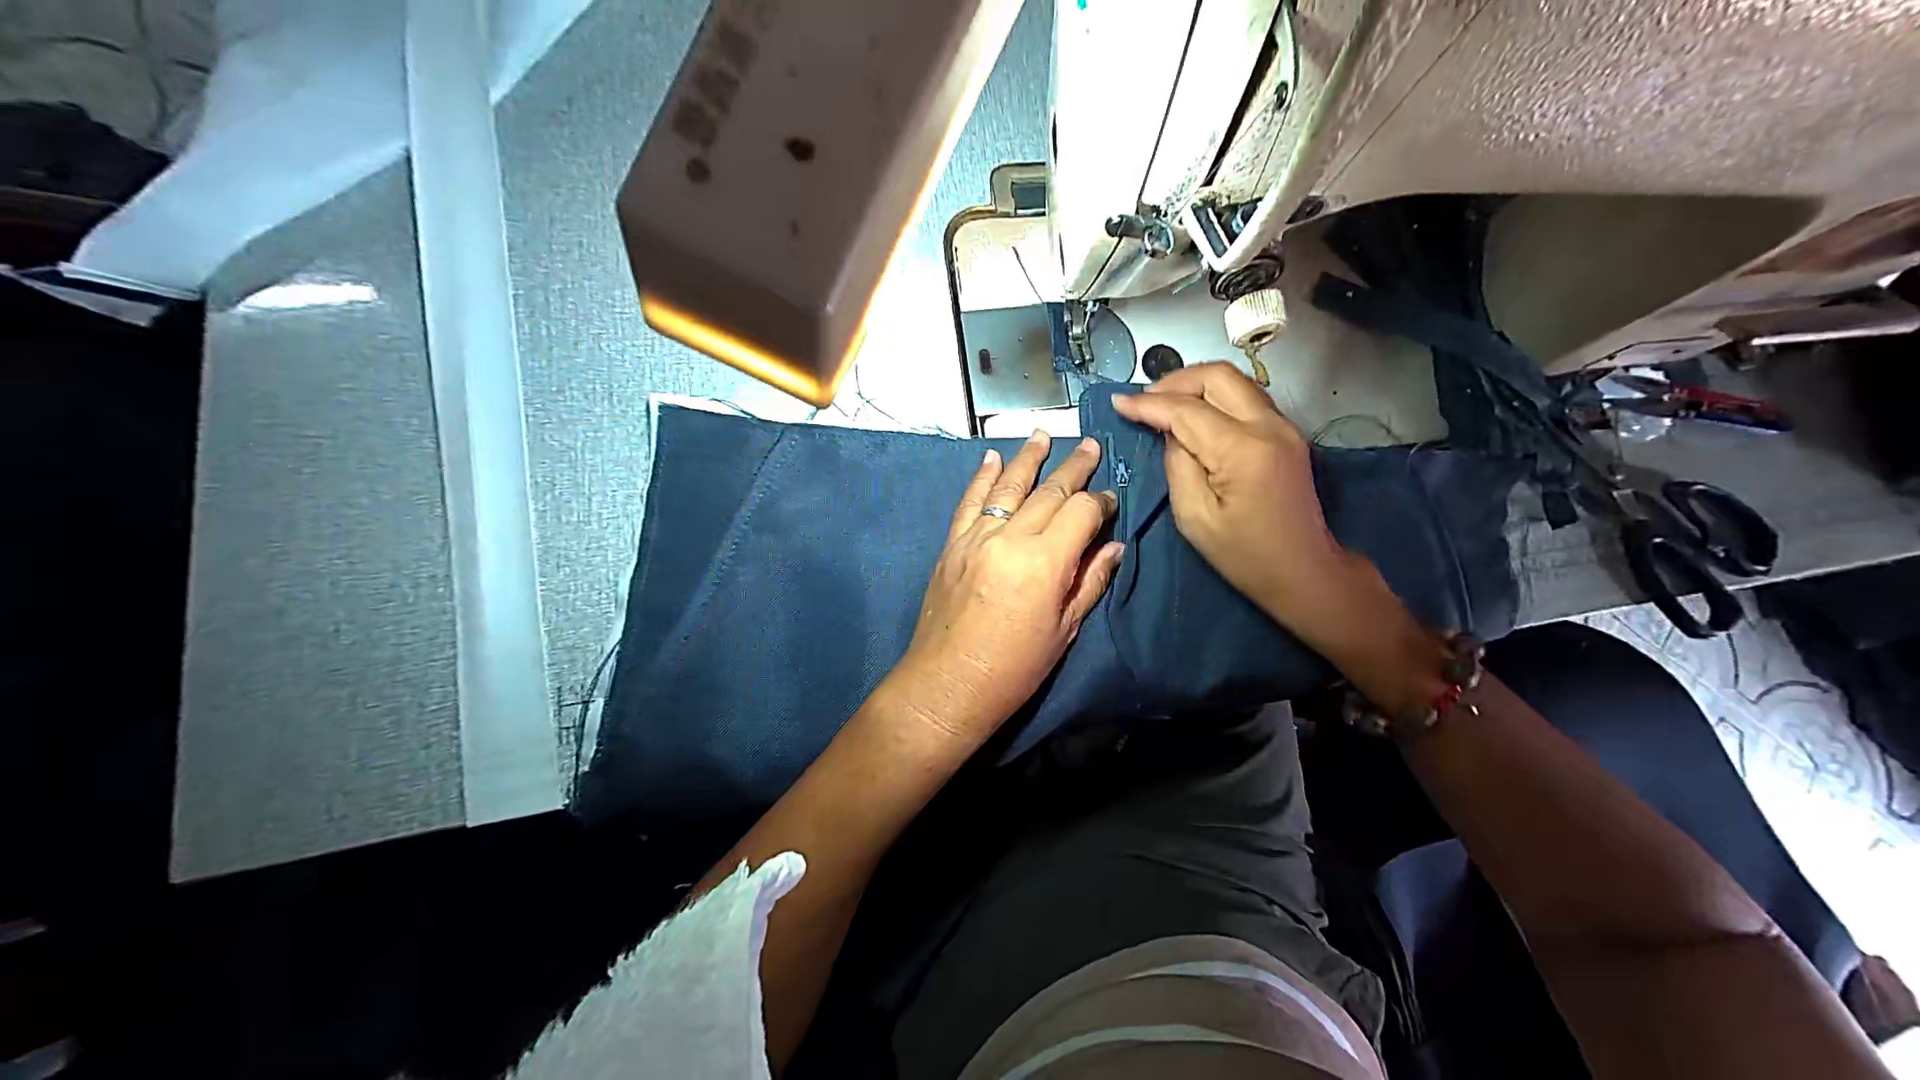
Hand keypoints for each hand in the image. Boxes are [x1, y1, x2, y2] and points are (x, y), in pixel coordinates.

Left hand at [892, 431, 1124, 746]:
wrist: (947, 683)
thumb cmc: (1014, 668)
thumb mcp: (1063, 631)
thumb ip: (1089, 582)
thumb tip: (1112, 546)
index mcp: (1044, 562)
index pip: (1080, 513)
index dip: (1100, 502)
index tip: (1110, 499)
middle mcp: (1010, 538)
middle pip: (1048, 492)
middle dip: (1072, 467)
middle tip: (1088, 445)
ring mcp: (976, 537)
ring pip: (1007, 486)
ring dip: (1027, 459)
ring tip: (1042, 435)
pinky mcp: (952, 544)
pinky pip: (970, 501)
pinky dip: (982, 477)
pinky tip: (992, 458)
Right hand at [1114, 362, 1446, 712]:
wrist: (1304, 569)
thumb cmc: (1243, 555)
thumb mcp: (1193, 516)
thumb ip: (1177, 464)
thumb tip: (1169, 432)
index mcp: (1242, 450)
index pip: (1185, 409)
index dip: (1147, 404)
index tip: (1117, 403)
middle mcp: (1268, 425)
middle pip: (1216, 376)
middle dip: (1173, 382)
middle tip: (1144, 402)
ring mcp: (1283, 425)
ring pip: (1233, 380)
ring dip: (1194, 385)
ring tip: (1163, 405)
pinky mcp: (1286, 431)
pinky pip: (1245, 396)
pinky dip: (1213, 396)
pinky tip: (1192, 415)